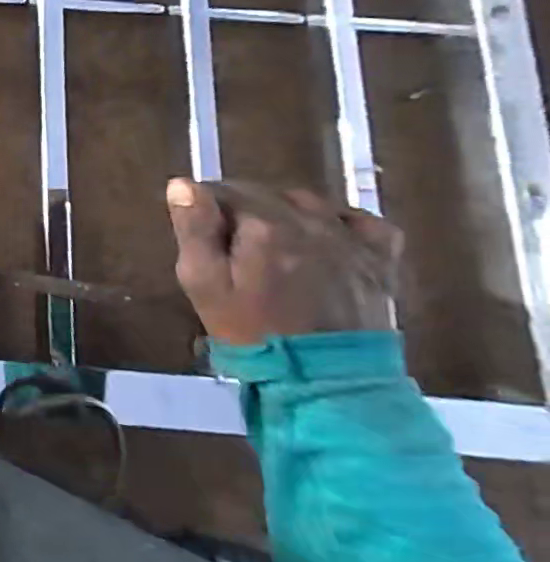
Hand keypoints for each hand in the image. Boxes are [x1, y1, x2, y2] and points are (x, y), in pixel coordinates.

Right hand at [165, 178, 402, 345]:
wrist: (321, 377)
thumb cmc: (248, 327)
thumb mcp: (202, 280)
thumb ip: (194, 229)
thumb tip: (183, 184)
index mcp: (264, 226)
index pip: (223, 191)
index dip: (202, 205)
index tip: (195, 228)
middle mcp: (311, 224)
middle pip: (263, 193)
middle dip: (237, 207)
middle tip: (223, 240)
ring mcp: (352, 241)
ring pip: (306, 202)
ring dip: (279, 210)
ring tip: (265, 239)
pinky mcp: (379, 261)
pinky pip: (364, 222)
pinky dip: (337, 220)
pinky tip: (321, 235)